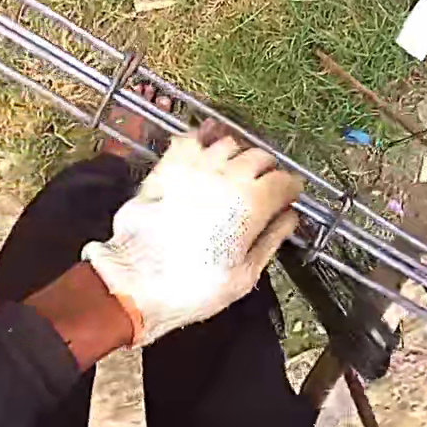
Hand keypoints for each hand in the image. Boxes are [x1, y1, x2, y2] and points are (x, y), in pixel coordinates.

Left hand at [81, 129, 304, 345]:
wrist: (135, 282)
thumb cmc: (192, 287)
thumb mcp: (244, 275)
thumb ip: (271, 239)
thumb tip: (289, 218)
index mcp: (251, 203)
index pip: (284, 181)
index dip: (291, 187)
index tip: (290, 194)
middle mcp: (227, 176)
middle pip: (259, 156)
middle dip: (267, 170)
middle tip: (264, 185)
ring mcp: (196, 166)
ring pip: (229, 143)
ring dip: (238, 155)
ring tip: (236, 171)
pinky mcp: (169, 166)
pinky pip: (191, 139)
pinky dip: (203, 140)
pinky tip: (206, 151)